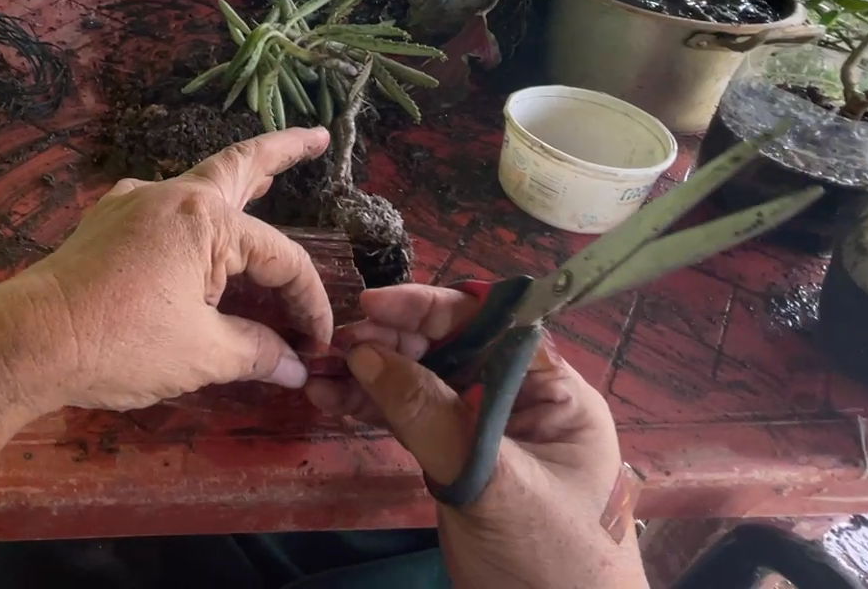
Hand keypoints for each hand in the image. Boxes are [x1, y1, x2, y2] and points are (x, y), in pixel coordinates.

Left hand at [0, 128, 335, 411]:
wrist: (31, 338)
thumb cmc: (121, 343)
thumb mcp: (201, 354)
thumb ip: (255, 352)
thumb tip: (294, 367)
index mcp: (203, 220)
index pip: (279, 257)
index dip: (307, 302)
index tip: (318, 346)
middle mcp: (170, 195)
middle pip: (240, 163)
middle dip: (283, 149)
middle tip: (318, 136)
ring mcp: (133, 201)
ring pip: (199, 182)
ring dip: (235, 182)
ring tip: (266, 179)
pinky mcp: (108, 219)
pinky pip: (164, 205)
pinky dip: (193, 212)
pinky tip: (195, 234)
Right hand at [306, 285, 645, 588]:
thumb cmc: (551, 565)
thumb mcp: (493, 483)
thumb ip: (429, 415)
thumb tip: (363, 353)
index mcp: (549, 388)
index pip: (487, 321)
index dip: (427, 306)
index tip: (370, 305)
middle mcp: (514, 395)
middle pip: (442, 345)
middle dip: (386, 341)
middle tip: (333, 348)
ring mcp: (480, 424)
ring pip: (416, 376)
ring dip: (366, 373)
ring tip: (317, 375)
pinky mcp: (451, 453)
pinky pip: (404, 412)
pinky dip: (367, 405)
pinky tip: (329, 400)